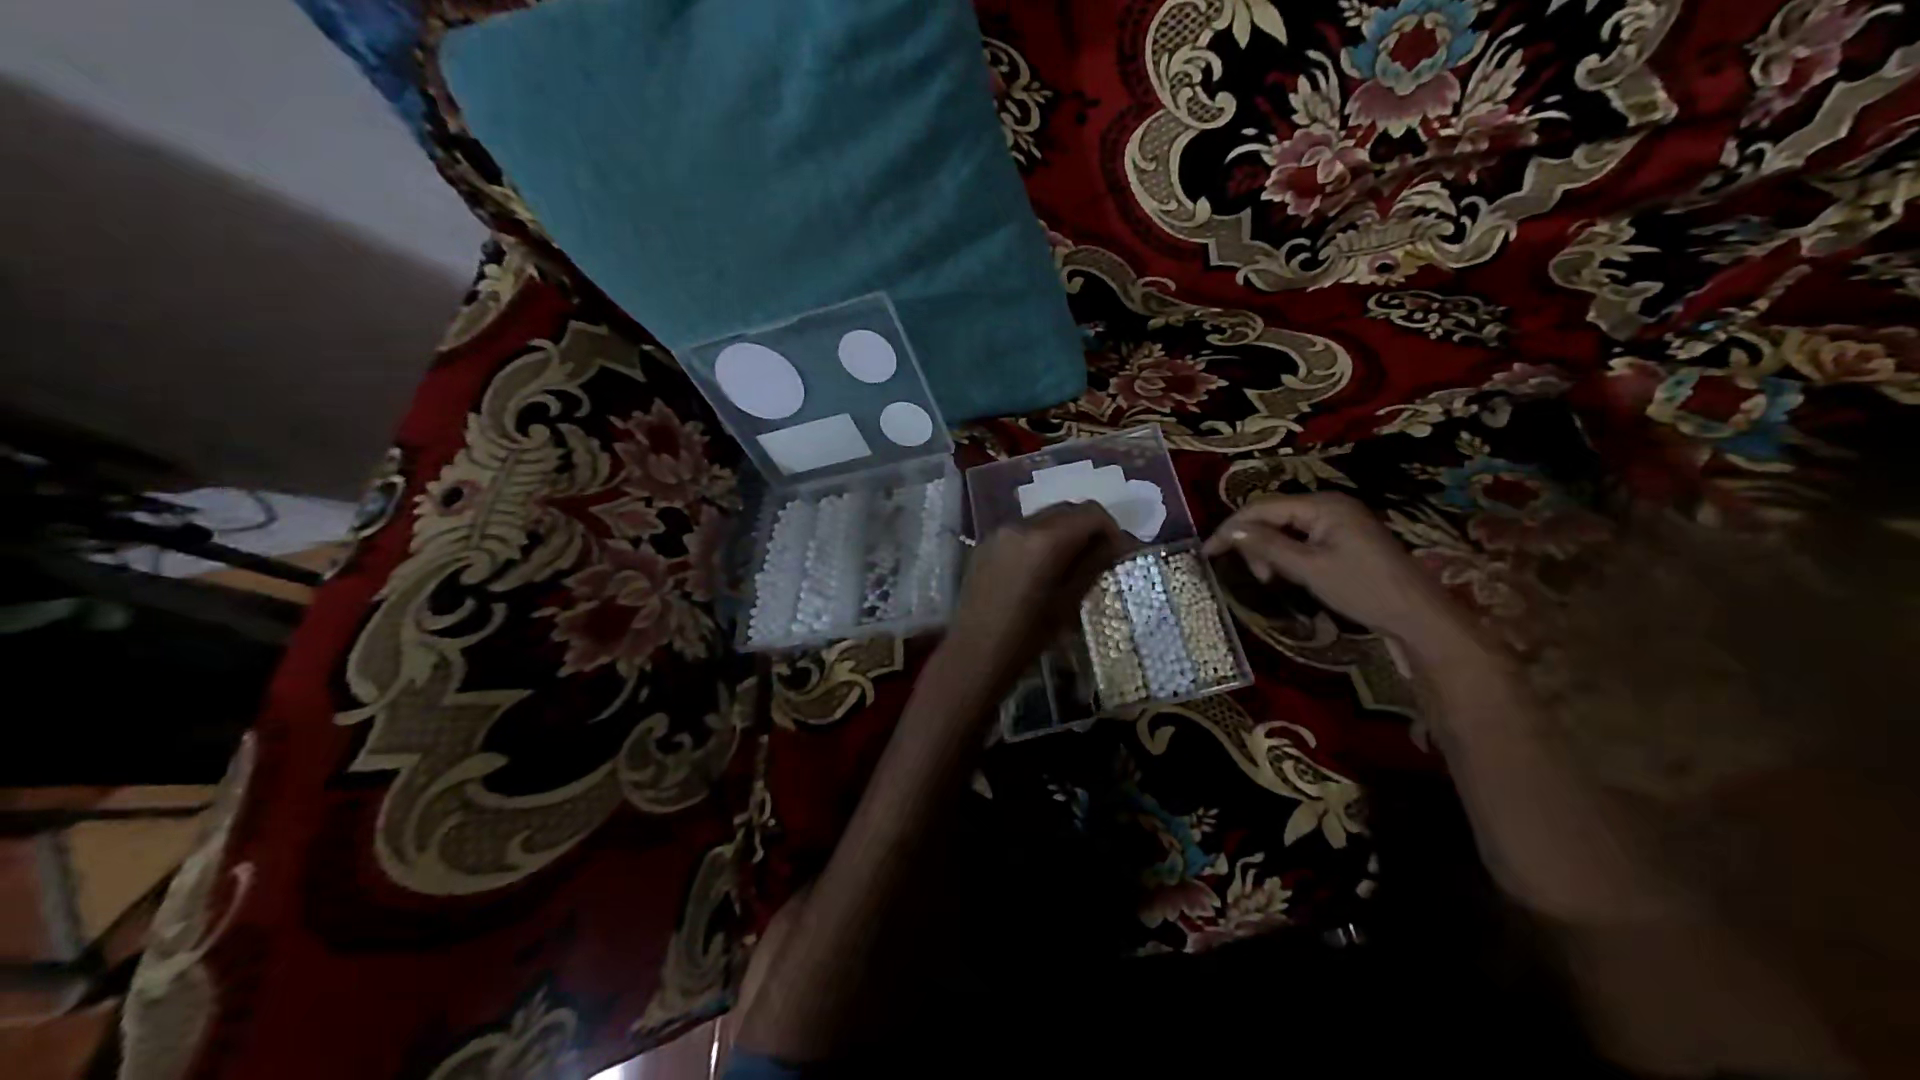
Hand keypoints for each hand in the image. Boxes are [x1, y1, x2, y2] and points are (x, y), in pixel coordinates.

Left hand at [938, 503, 1125, 693]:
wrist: (974, 654)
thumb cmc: (1027, 637)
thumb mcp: (1068, 603)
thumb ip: (1093, 565)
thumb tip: (1116, 545)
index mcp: (1045, 540)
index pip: (1089, 513)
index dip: (1111, 528)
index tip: (1118, 551)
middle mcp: (1020, 525)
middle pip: (1066, 510)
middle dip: (1087, 527)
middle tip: (1100, 555)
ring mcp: (999, 532)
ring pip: (1043, 518)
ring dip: (1063, 531)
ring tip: (1072, 562)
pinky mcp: (985, 544)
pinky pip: (1022, 531)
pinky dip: (1040, 539)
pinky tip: (1042, 568)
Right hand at [1202, 493, 1471, 657]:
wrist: (1417, 615)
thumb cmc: (1363, 589)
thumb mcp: (1309, 569)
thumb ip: (1268, 546)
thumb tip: (1231, 532)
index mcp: (1322, 505)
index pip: (1262, 507)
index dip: (1231, 528)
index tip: (1207, 552)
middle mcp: (1328, 505)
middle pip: (1272, 515)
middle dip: (1254, 542)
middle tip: (1255, 576)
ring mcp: (1338, 521)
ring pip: (1285, 528)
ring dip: (1269, 551)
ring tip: (1270, 580)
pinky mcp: (1343, 538)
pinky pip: (1302, 538)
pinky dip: (1286, 555)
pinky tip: (1286, 574)